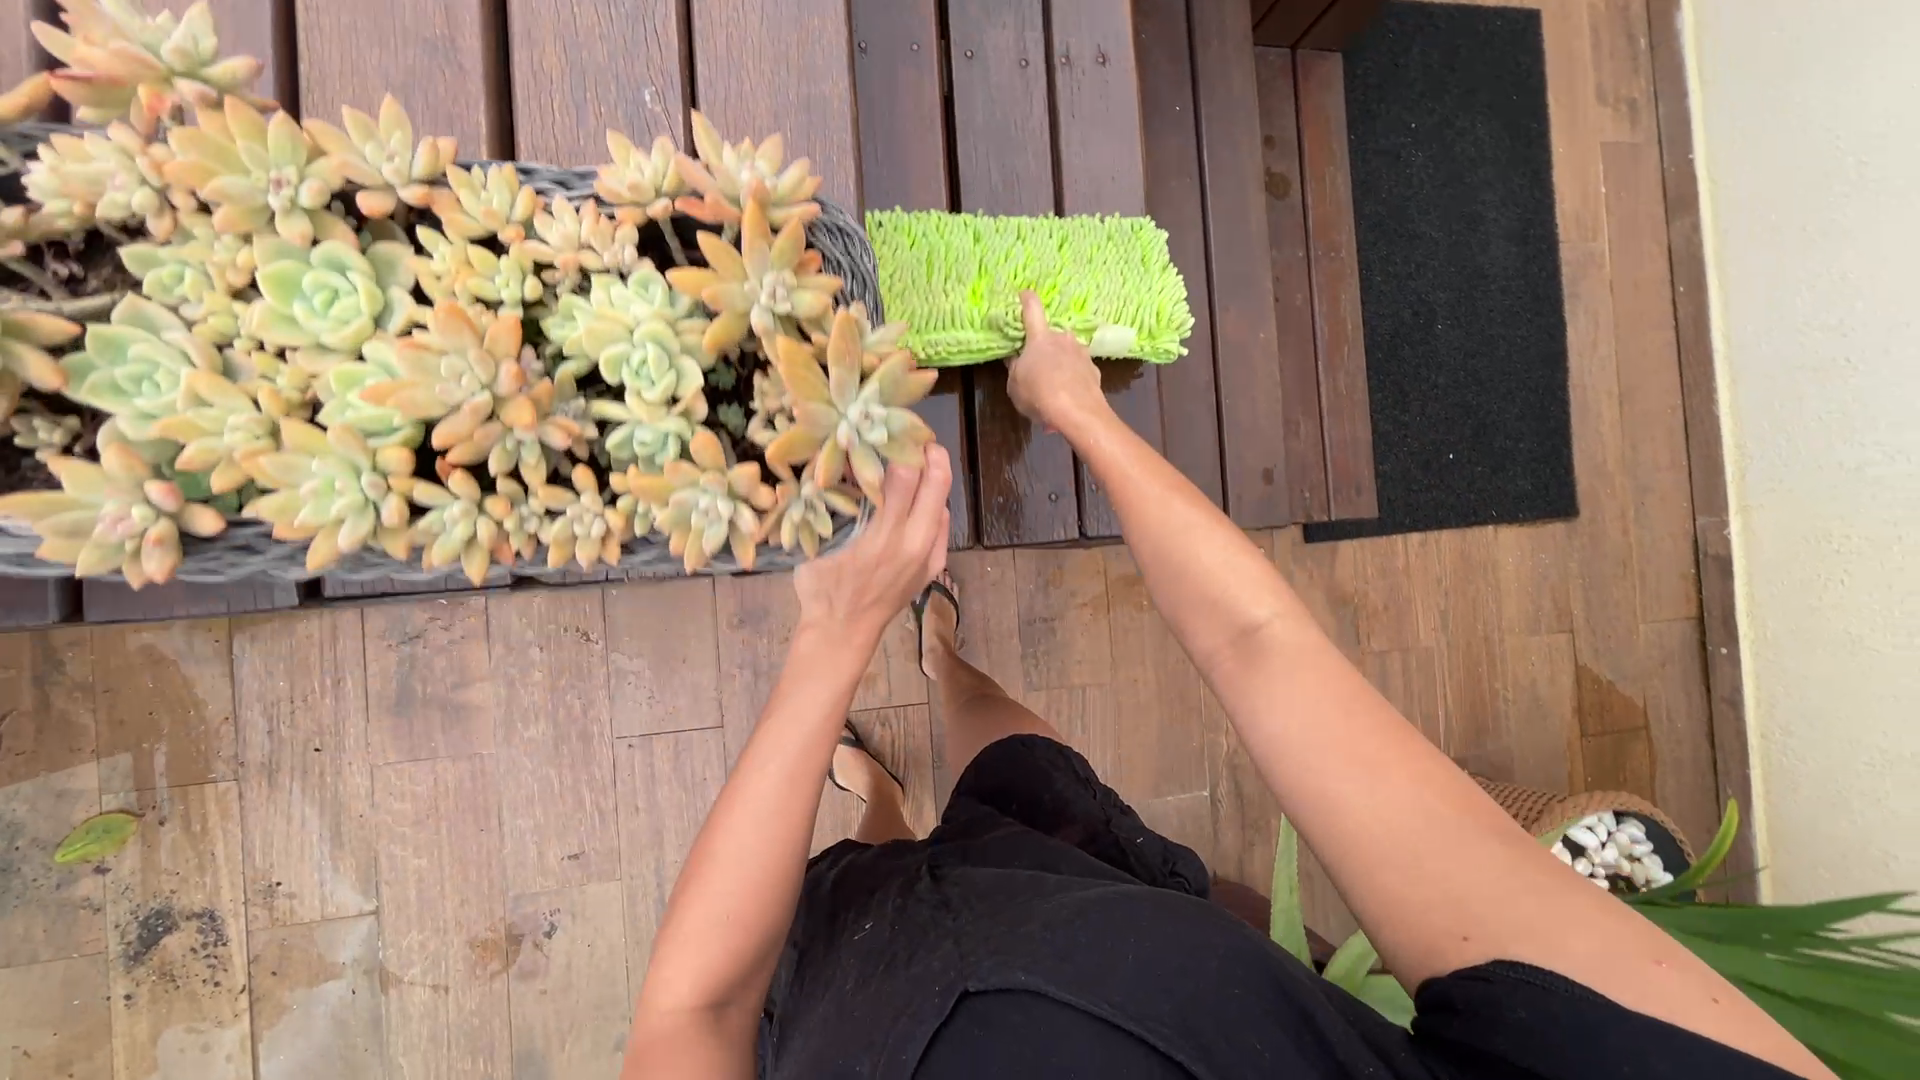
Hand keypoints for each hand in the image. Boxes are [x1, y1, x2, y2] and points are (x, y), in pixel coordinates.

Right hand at [793, 444, 951, 641]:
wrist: (843, 632)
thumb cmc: (823, 586)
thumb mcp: (822, 540)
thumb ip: (836, 504)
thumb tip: (844, 465)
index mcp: (883, 534)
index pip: (904, 474)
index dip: (899, 446)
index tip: (892, 430)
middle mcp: (913, 542)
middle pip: (936, 483)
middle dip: (930, 454)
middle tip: (917, 438)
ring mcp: (928, 556)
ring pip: (943, 503)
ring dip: (934, 480)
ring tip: (919, 463)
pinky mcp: (933, 567)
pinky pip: (943, 527)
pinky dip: (935, 508)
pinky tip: (920, 502)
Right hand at [1006, 290, 1107, 431]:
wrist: (1078, 413)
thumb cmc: (1038, 395)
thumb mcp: (1015, 385)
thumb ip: (1014, 368)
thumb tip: (1015, 358)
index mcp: (1040, 338)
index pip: (1032, 309)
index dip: (1026, 299)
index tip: (1024, 294)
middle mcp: (1063, 338)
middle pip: (1051, 336)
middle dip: (1045, 348)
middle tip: (1037, 367)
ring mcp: (1081, 352)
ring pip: (1067, 354)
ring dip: (1060, 365)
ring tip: (1053, 388)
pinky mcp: (1094, 369)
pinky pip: (1078, 370)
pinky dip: (1072, 379)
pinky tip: (1067, 396)